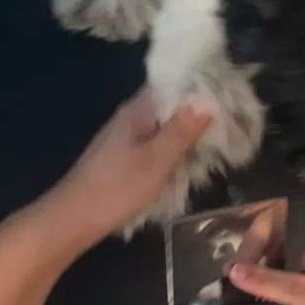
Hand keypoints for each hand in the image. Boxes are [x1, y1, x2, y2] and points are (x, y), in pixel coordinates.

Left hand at [25, 91, 210, 250]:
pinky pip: (157, 143)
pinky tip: (191, 159)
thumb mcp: (156, 160)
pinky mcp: (124, 158)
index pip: (171, 85)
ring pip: (164, 126)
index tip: (226, 94)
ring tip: (219, 138)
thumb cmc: (117, 188)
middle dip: (198, 111)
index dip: (198, 86)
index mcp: (136, 112)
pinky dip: (175, 148)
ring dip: (188, 132)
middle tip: (231, 120)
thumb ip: (181, 131)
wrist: (73, 220)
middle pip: (169, 105)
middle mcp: (130, 119)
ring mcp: (125, 139)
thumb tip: (206, 102)